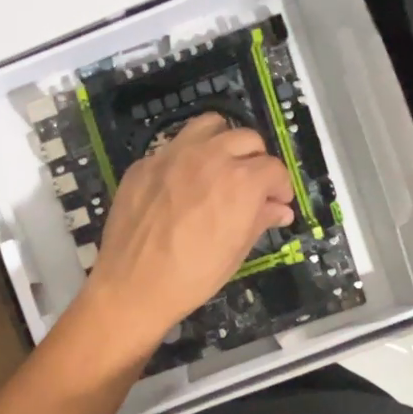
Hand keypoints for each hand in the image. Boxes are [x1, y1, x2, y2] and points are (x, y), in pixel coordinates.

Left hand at [78, 114, 294, 348]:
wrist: (132, 287)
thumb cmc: (191, 278)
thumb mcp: (235, 252)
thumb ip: (259, 220)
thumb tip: (279, 209)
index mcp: (240, 180)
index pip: (274, 169)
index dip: (280, 186)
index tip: (277, 201)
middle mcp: (209, 156)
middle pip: (246, 139)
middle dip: (255, 160)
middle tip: (251, 185)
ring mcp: (172, 155)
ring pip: (208, 126)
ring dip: (222, 141)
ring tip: (219, 166)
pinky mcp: (144, 164)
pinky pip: (172, 147)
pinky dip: (186, 158)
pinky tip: (181, 184)